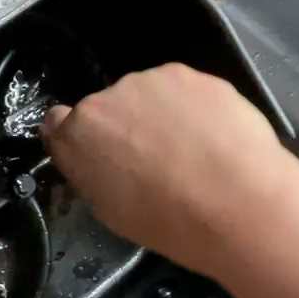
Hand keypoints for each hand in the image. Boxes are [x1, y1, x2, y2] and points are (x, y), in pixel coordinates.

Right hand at [40, 63, 298, 267]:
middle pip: (108, 107)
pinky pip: (183, 90)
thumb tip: (99, 160)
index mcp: (77, 134)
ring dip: (159, 114)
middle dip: (125, 126)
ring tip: (192, 149)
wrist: (240, 207)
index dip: (79, 138)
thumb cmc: (168, 222)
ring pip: (147, 95)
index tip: (100, 154)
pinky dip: (194, 108)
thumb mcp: (109, 210)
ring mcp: (150, 82)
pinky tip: (215, 137)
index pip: (58, 122)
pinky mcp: (191, 75)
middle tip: (155, 160)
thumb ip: (92, 173)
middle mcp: (105, 98)